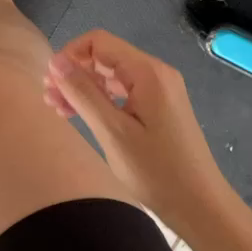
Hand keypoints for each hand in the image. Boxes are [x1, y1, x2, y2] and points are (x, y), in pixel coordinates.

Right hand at [44, 30, 229, 222]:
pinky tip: (84, 116)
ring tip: (60, 111)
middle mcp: (156, 73)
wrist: (202, 208)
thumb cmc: (156, 171)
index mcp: (147, 72)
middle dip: (74, 73)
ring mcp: (160, 90)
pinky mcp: (160, 107)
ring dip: (84, 88)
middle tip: (50, 100)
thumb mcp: (112, 131)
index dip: (69, 55)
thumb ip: (82, 92)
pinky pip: (123, 91)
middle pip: (105, 57)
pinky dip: (101, 99)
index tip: (50, 83)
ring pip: (112, 75)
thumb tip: (55, 61)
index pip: (98, 42)